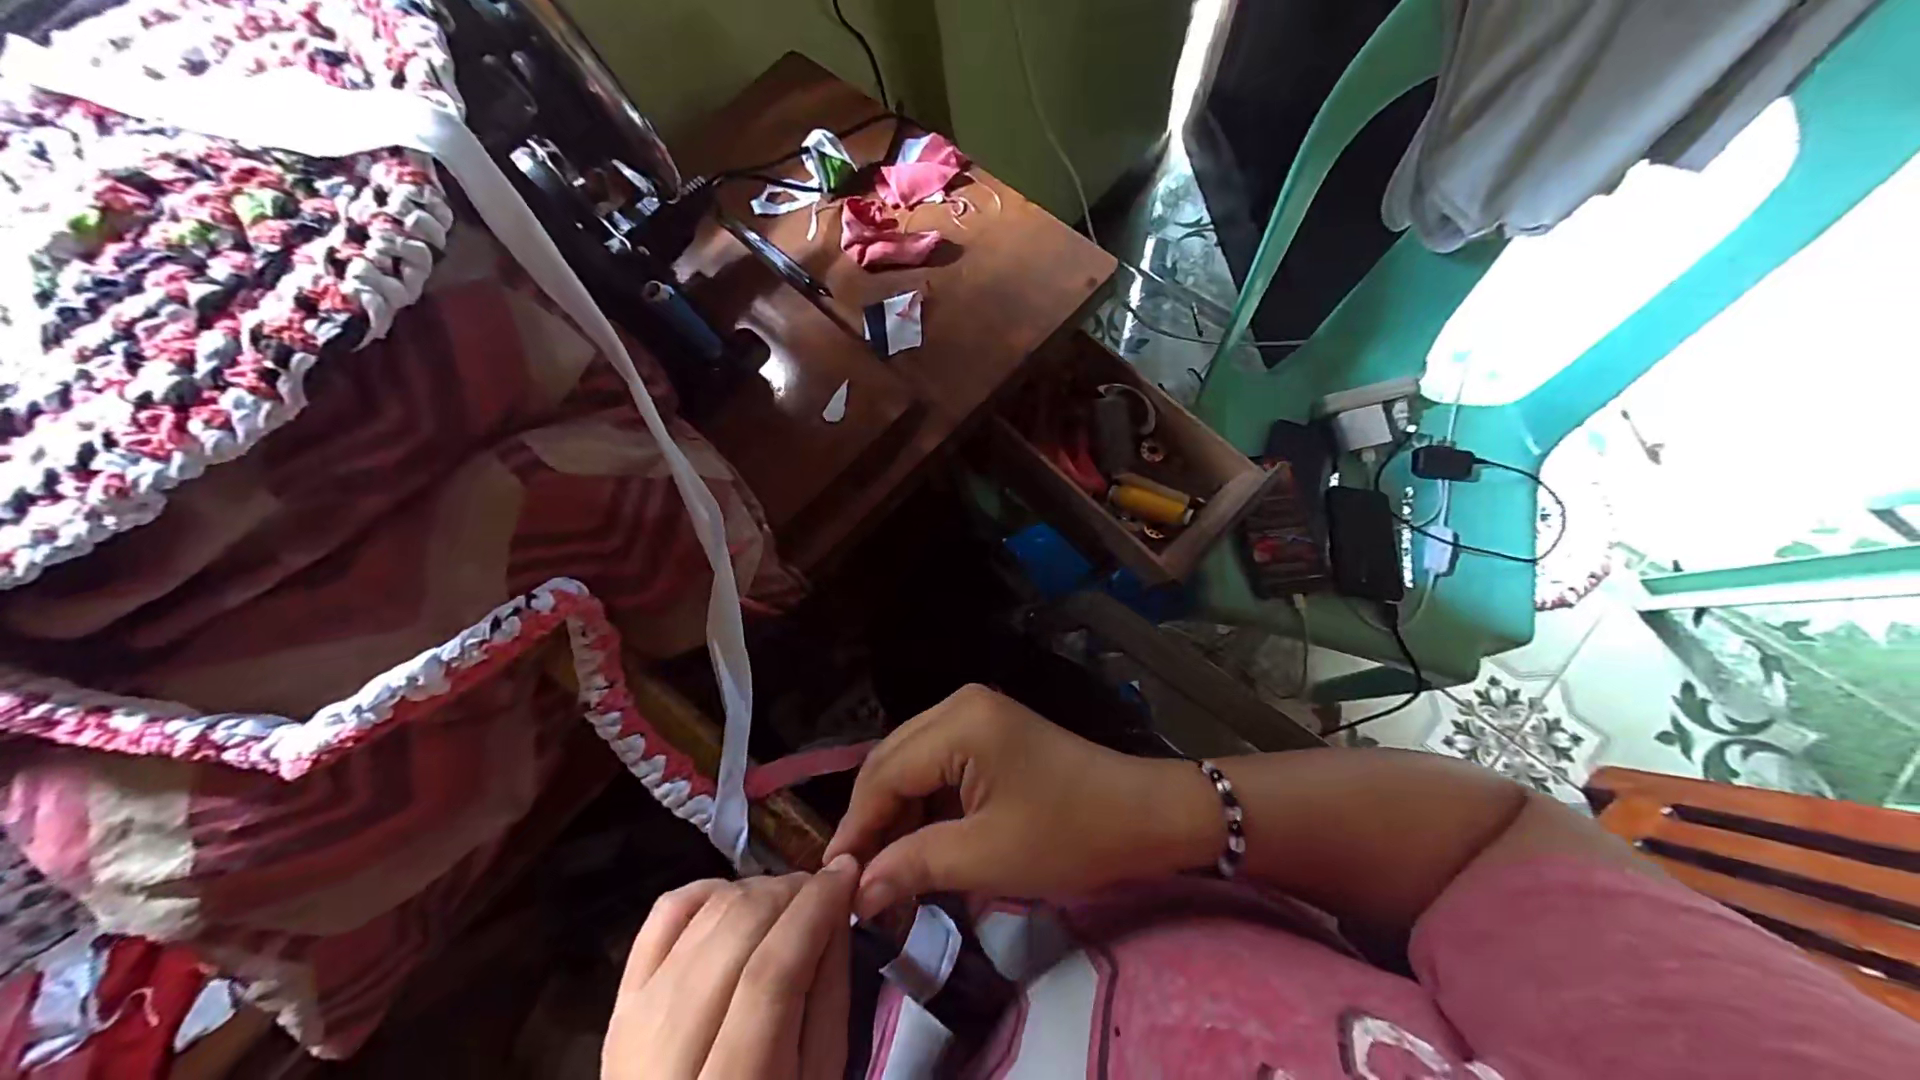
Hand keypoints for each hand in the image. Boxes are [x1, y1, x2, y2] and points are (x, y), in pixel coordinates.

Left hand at [602, 856, 857, 1079]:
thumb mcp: (820, 1075)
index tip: (847, 872)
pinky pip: (662, 918)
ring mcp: (632, 1026)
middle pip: (734, 934)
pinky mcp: (620, 1004)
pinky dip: (706, 892)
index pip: (771, 974)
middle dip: (789, 892)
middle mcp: (666, 1056)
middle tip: (824, 887)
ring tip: (790, 897)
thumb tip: (834, 906)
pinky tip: (739, 898)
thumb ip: (829, 992)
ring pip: (702, 917)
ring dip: (757, 888)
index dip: (814, 911)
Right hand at [824, 685, 1214, 917]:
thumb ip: (912, 866)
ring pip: (912, 764)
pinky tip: (919, 841)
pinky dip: (925, 804)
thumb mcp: (985, 858)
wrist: (1144, 816)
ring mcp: (975, 714)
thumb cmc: (1068, 834)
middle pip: (892, 762)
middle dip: (873, 820)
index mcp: (958, 722)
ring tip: (886, 868)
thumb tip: (856, 892)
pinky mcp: (988, 731)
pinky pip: (938, 765)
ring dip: (897, 814)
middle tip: (858, 878)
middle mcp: (958, 704)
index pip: (883, 774)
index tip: (833, 880)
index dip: (856, 828)